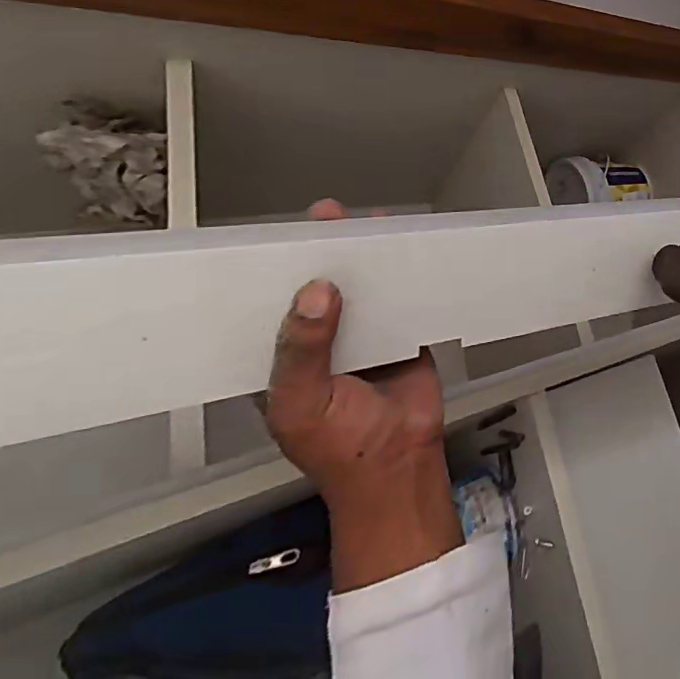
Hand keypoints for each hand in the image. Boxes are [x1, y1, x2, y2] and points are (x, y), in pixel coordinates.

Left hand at [262, 198, 461, 590]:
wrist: (402, 463)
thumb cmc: (338, 445)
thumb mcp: (302, 403)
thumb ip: (303, 350)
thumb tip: (316, 289)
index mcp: (284, 358)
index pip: (271, 307)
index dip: (270, 272)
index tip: (274, 237)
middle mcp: (322, 339)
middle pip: (318, 288)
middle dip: (321, 252)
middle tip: (327, 215)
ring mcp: (364, 333)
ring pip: (360, 287)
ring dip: (365, 257)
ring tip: (369, 221)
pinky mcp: (402, 332)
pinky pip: (401, 297)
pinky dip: (405, 273)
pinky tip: (409, 248)